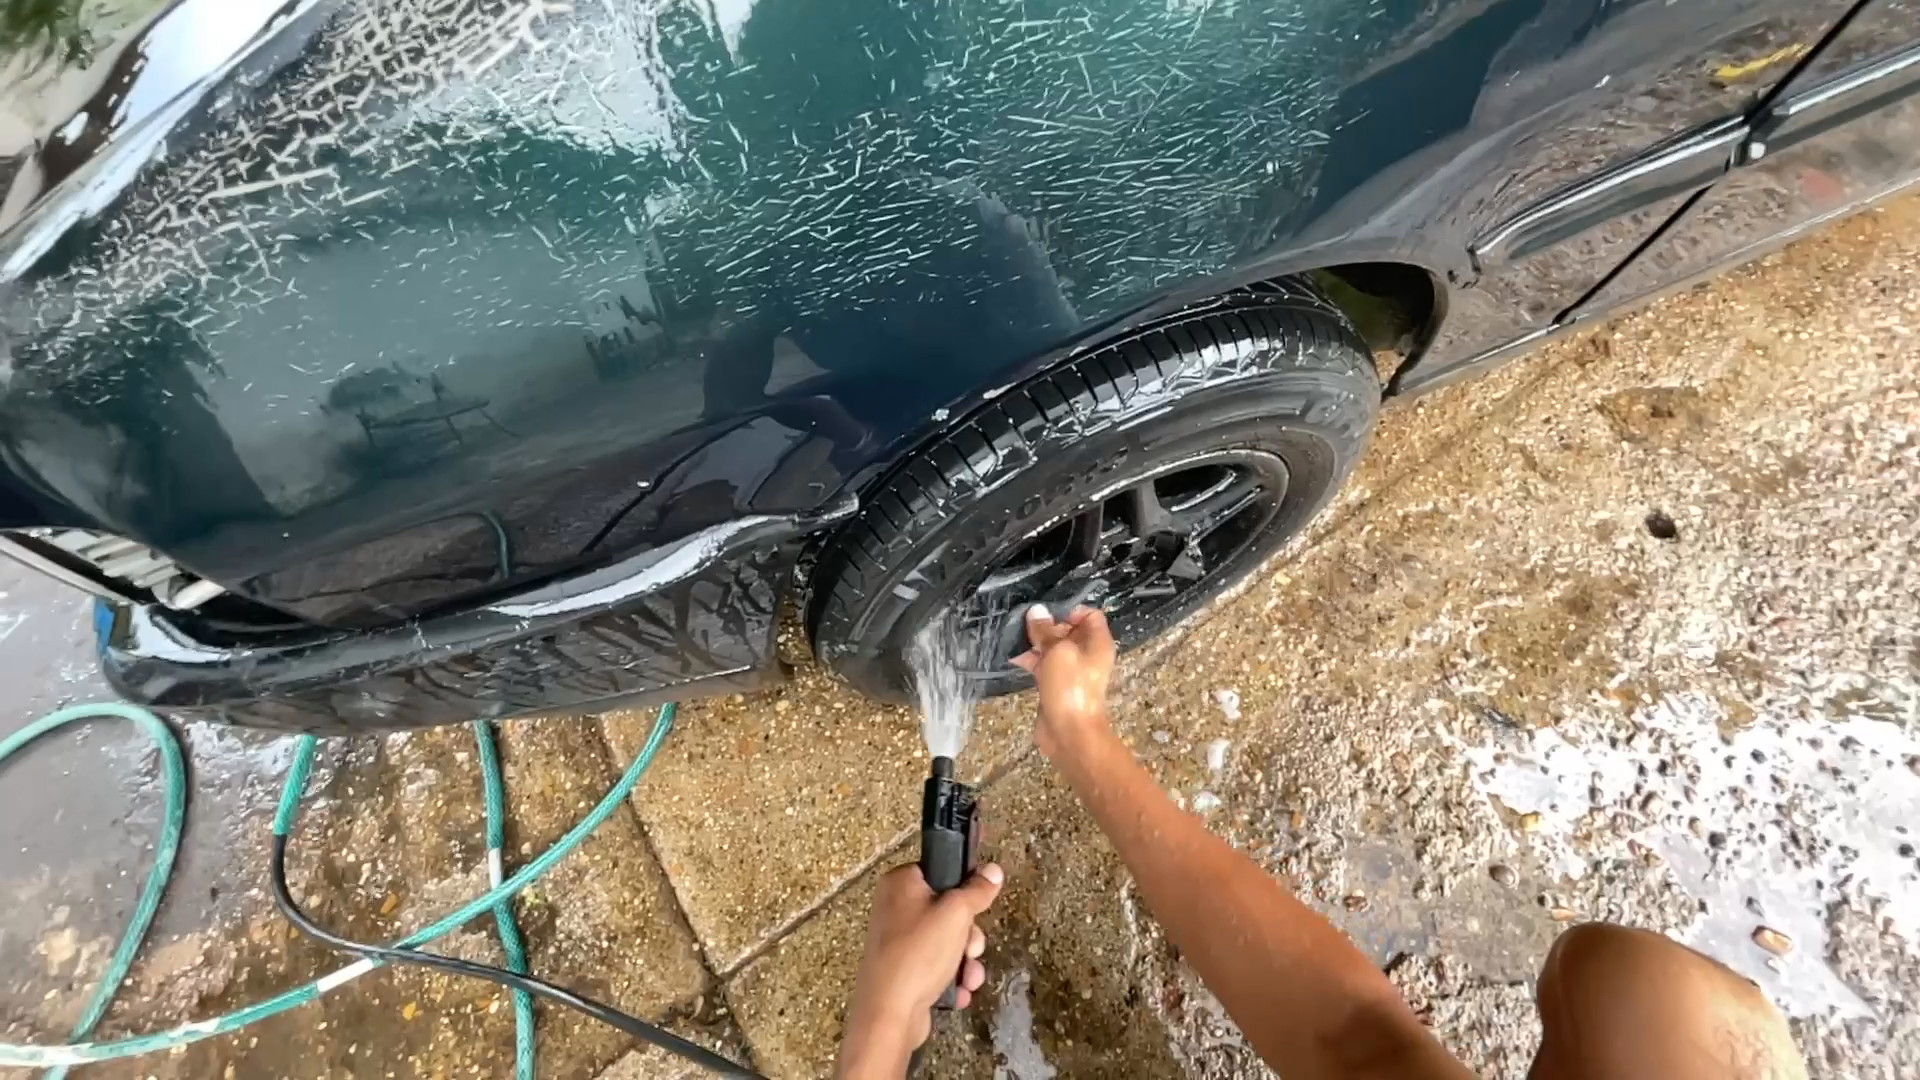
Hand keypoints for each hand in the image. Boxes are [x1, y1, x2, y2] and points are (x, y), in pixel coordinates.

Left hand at [836, 862, 1004, 1076]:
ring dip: (965, 958)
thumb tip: (993, 870)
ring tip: (968, 974)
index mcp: (900, 882)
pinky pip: (935, 963)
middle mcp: (894, 906)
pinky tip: (959, 990)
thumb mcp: (956, 913)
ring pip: (946, 939)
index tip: (977, 904)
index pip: (940, 870)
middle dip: (968, 933)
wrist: (890, 1014)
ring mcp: (897, 940)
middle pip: (947, 908)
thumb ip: (977, 890)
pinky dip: (951, 976)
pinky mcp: (902, 969)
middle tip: (971, 946)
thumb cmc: (919, 953)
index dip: (962, 888)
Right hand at [1012, 605, 1115, 758]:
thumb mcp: (1057, 652)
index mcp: (1097, 642)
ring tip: (1012, 635)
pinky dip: (1030, 659)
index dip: (1069, 610)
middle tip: (1024, 622)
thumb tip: (1036, 611)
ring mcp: (1071, 670)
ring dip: (1034, 642)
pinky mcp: (1056, 683)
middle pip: (1067, 629)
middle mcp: (1087, 654)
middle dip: (1046, 625)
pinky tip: (1012, 655)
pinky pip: (1043, 664)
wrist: (1069, 733)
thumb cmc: (1070, 687)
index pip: (1089, 614)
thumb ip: (1045, 631)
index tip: (1046, 613)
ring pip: (1052, 647)